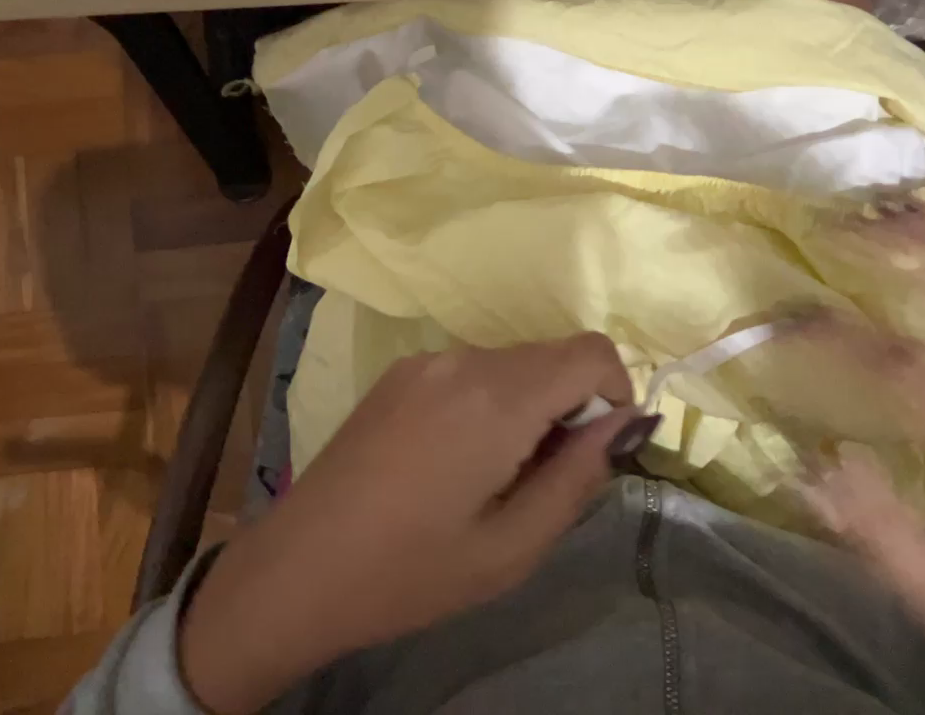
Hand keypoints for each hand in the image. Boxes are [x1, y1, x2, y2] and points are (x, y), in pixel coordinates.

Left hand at [177, 334, 648, 714]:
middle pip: (551, 355)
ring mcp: (425, 361)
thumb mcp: (512, 547)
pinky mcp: (399, 373)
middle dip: (570, 405)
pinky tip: (455, 459)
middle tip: (543, 479)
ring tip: (495, 476)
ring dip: (529, 405)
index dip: (615, 393)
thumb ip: (579, 475)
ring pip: (512, 362)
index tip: (597, 450)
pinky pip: (471, 370)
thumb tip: (626, 422)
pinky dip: (490, 400)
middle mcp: (462, 361)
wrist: (299, 567)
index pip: (590, 352)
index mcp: (495, 398)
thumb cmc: (412, 572)